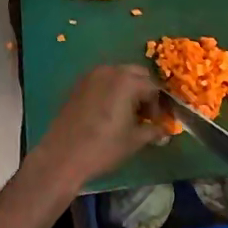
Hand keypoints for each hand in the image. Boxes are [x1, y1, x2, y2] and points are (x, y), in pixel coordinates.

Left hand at [31, 65, 166, 188]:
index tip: (157, 124)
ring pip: (119, 76)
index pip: (153, 88)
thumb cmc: (103, 148)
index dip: (159, 106)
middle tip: (145, 116)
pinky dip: (112, 91)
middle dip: (145, 93)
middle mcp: (110, 71)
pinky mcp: (78, 85)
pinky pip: (103, 82)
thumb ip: (154, 130)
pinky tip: (110, 112)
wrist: (62, 156)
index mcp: (127, 81)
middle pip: (137, 75)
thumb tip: (165, 131)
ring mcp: (91, 76)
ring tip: (128, 115)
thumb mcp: (134, 140)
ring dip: (129, 90)